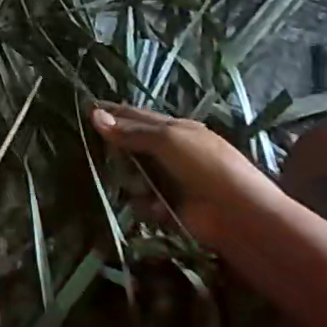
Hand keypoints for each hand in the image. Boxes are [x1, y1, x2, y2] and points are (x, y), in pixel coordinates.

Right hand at [90, 102, 288, 245]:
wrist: (241, 217)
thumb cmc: (208, 167)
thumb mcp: (168, 140)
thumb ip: (130, 131)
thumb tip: (93, 115)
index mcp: (176, 130)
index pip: (136, 115)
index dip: (111, 112)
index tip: (84, 109)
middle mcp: (171, 152)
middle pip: (130, 144)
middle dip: (114, 148)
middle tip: (93, 148)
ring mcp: (169, 180)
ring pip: (132, 173)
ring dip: (128, 178)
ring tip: (129, 183)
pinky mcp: (168, 207)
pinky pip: (141, 201)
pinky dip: (142, 203)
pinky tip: (148, 204)